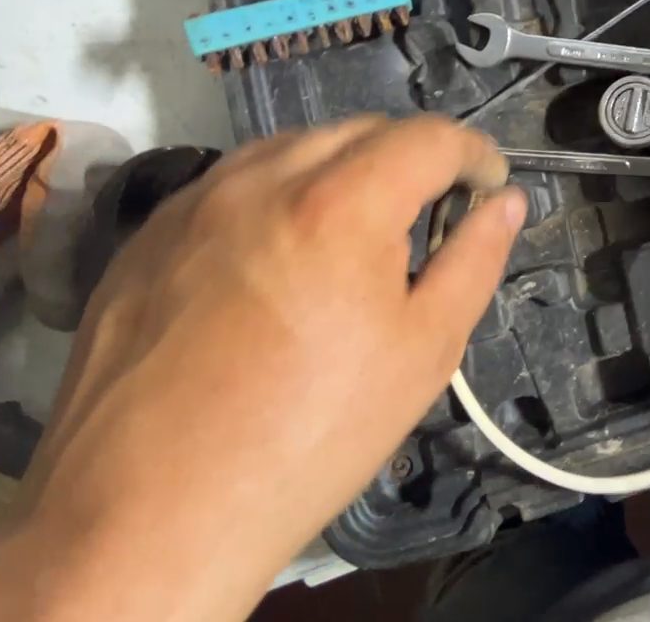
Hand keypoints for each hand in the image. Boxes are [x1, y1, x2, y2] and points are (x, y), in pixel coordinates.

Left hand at [0, 116, 525, 621]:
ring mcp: (195, 202)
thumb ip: (476, 259)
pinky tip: (284, 254)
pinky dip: (283, 192)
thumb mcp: (427, 349)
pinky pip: (235, 181)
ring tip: (358, 233)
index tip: (488, 188)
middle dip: (414, 157)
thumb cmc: (311, 433)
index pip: (429, 137)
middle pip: (364, 130)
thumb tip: (505, 202)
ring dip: (346, 168)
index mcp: (340, 203)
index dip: (475, 154)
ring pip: (296, 147)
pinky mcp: (147, 235)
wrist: (144, 519)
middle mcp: (262, 179)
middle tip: (432, 216)